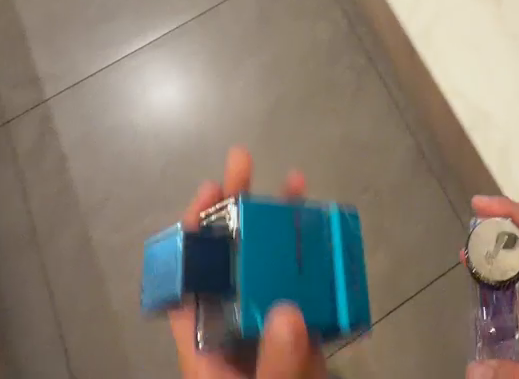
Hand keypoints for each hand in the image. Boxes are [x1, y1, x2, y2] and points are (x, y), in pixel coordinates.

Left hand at [170, 147, 325, 378]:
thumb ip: (276, 372)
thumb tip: (290, 309)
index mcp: (207, 356)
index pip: (189, 288)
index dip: (194, 237)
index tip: (209, 192)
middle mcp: (237, 339)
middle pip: (232, 267)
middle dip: (237, 214)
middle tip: (244, 161)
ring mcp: (274, 342)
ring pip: (273, 275)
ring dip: (282, 228)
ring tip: (293, 182)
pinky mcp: (308, 351)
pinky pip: (311, 298)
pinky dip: (319, 264)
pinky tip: (330, 236)